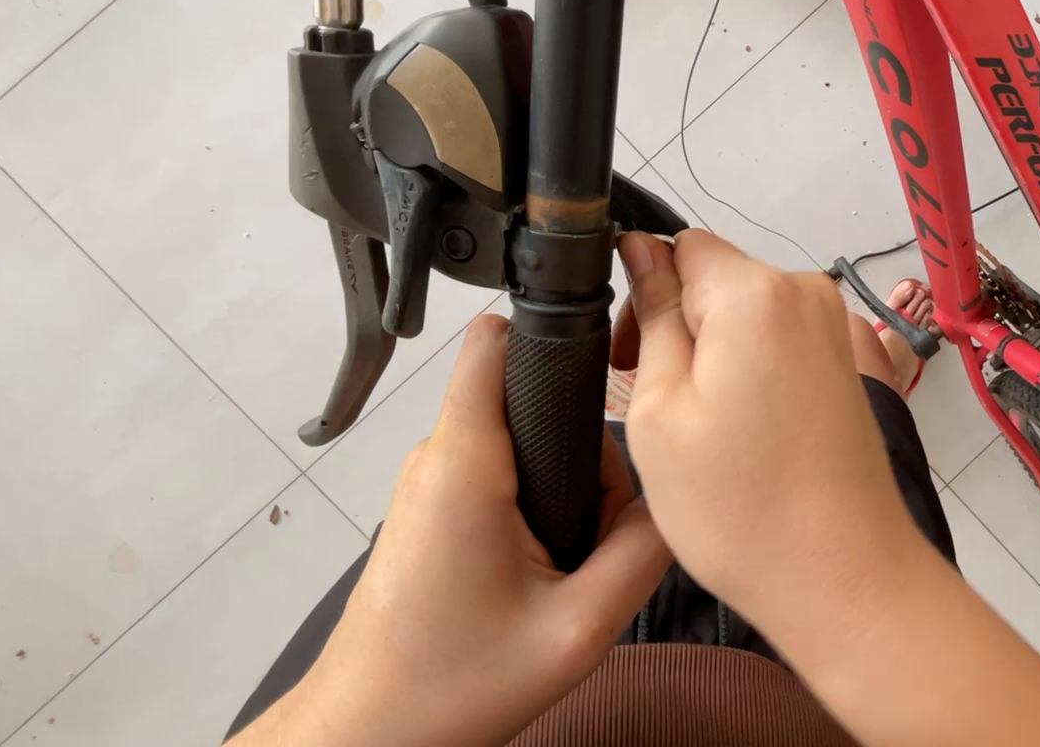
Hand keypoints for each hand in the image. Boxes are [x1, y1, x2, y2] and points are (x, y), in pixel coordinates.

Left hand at [233, 314, 669, 746]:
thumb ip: (642, 551)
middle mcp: (443, 454)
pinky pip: (507, 463)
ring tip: (576, 553)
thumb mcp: (576, 631)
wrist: (361, 741)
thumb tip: (678, 497)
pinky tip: (553, 559)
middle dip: (585, 439)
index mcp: (467, 462)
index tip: (612, 361)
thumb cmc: (451, 688)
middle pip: (534, 393)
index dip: (553, 333)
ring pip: (527, 431)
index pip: (496, 341)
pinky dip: (543, 492)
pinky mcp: (436, 503)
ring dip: (570, 476)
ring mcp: (434, 478)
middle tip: (603, 517)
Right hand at [618, 230, 933, 625]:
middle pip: (716, 276)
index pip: (681, 246)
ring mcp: (834, 324)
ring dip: (715, 349)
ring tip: (708, 426)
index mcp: (756, 293)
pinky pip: (779, 336)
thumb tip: (641, 249)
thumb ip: (655, 315)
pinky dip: (752, 365)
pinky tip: (747, 427)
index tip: (632, 354)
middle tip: (662, 403)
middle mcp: (807, 290)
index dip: (647, 292)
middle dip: (681, 323)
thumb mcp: (662, 409)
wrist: (845, 574)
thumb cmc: (740, 505)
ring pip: (746, 309)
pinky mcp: (845, 357)